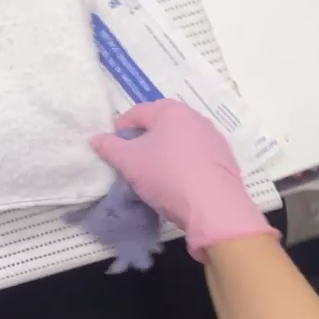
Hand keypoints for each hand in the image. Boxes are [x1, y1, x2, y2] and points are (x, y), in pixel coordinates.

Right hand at [89, 99, 275, 261]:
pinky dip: (179, 164)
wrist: (213, 207)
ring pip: (177, 141)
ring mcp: (212, 139)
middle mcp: (195, 118)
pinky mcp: (222, 160)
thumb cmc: (166, 174)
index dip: (119, 129)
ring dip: (160, 153)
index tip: (113, 150)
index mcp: (171, 111)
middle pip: (159, 125)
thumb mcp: (128, 161)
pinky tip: (174, 183)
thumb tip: (96, 139)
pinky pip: (192, 156)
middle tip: (130, 162)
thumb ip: (109, 147)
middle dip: (141, 141)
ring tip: (151, 175)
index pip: (136, 112)